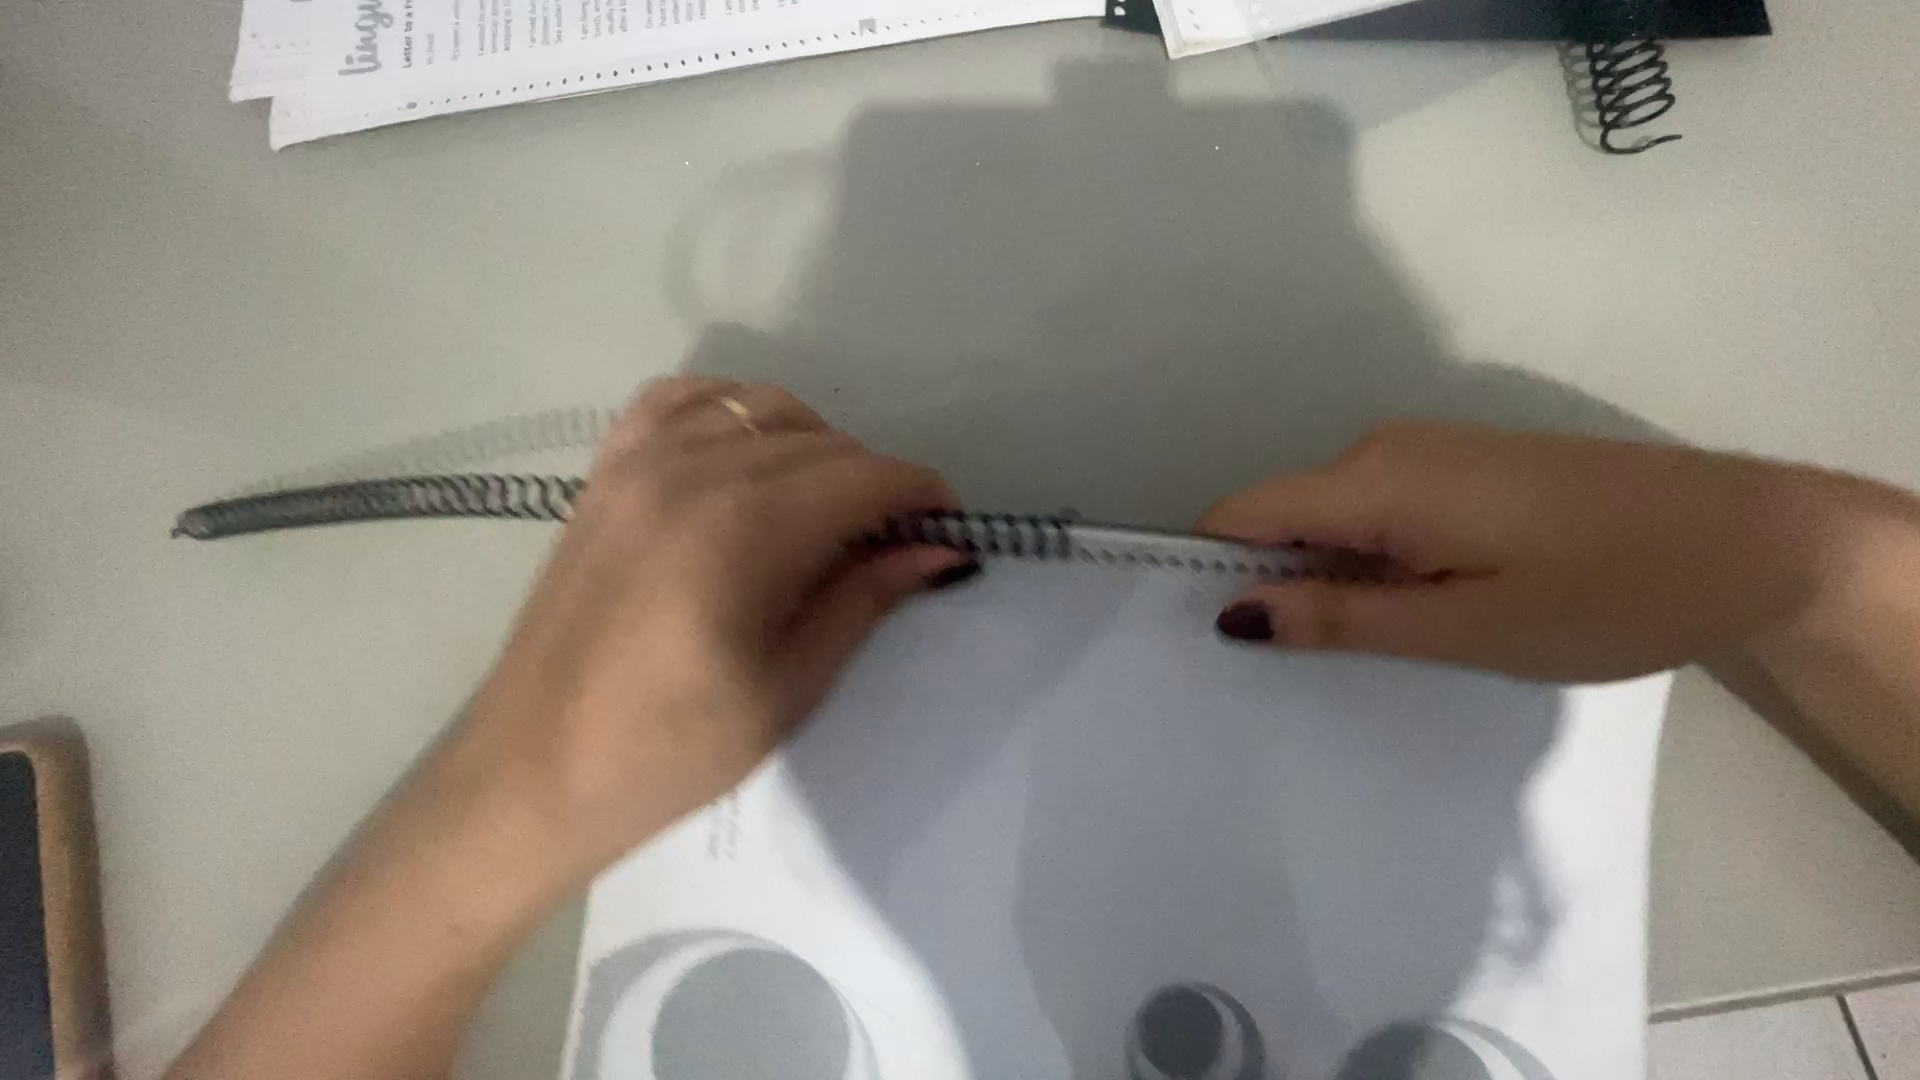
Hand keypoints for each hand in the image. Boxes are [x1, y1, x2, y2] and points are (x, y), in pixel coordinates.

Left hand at [453, 376, 971, 877]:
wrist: (531, 773)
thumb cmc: (670, 752)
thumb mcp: (790, 687)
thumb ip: (866, 598)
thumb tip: (940, 550)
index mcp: (743, 531)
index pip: (865, 477)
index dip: (920, 494)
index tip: (948, 527)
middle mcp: (692, 471)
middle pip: (824, 443)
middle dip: (877, 482)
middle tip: (895, 541)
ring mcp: (640, 462)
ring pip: (763, 407)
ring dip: (818, 445)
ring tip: (829, 505)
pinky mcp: (606, 472)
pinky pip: (684, 401)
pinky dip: (736, 412)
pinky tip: (752, 456)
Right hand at [1194, 421, 1911, 682]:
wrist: (1761, 540)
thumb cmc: (1607, 592)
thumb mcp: (1463, 626)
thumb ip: (1338, 616)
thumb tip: (1233, 615)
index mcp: (1374, 481)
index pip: (1242, 511)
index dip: (1211, 566)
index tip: (1219, 632)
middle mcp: (1381, 447)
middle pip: (1280, 513)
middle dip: (1275, 578)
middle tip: (1308, 660)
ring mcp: (1420, 449)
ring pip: (1325, 513)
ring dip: (1326, 572)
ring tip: (1376, 636)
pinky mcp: (1452, 463)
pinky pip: (1370, 507)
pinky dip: (1366, 555)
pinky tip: (1419, 598)